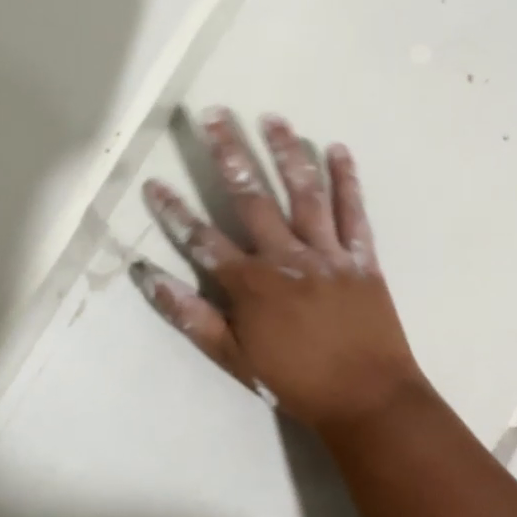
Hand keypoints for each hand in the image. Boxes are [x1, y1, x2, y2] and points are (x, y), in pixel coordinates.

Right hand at [130, 109, 427, 432]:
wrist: (370, 402)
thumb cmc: (294, 381)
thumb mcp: (232, 356)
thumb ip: (189, 314)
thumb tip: (146, 277)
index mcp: (250, 282)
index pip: (201, 237)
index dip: (172, 210)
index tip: (152, 182)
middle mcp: (286, 257)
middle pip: (251, 197)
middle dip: (228, 153)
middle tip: (212, 115)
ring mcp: (327, 253)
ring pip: (303, 193)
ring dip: (286, 152)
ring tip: (270, 118)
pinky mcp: (361, 258)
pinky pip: (354, 213)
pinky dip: (347, 181)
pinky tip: (338, 149)